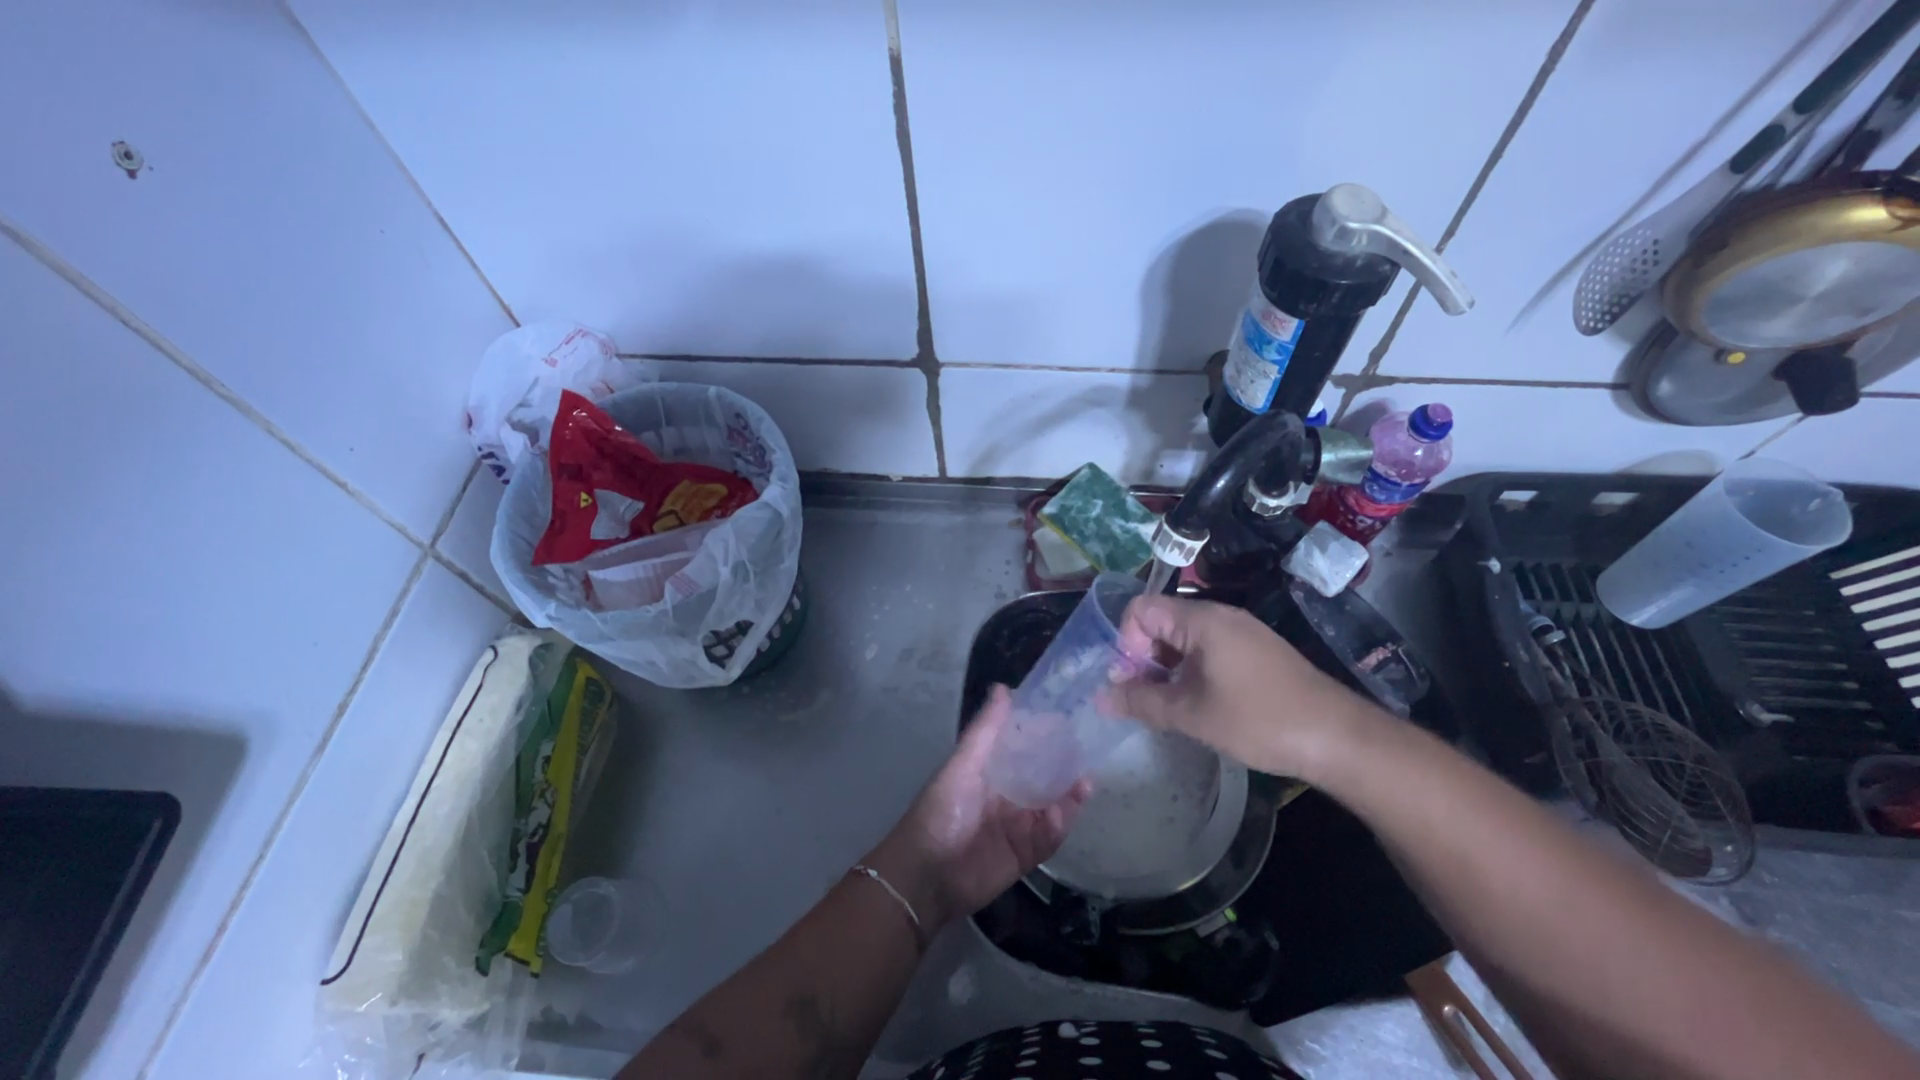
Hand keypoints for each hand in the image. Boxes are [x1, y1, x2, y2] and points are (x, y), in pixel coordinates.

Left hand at [866, 686, 1087, 930]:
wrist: (927, 875)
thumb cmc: (941, 812)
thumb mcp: (962, 766)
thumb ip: (986, 731)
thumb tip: (1003, 687)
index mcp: (990, 773)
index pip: (1025, 749)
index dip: (1047, 736)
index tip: (1071, 720)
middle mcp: (1007, 797)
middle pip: (1045, 779)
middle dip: (1066, 767)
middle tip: (1088, 752)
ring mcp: (1018, 827)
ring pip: (1053, 807)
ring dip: (1069, 796)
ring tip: (1085, 783)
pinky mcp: (1026, 856)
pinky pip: (1049, 838)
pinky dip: (1058, 826)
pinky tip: (1059, 814)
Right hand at [1111, 594, 1375, 779]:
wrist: (1337, 737)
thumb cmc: (1258, 720)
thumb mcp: (1191, 714)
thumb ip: (1141, 701)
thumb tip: (1100, 698)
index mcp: (1203, 620)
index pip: (1141, 609)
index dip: (1124, 643)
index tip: (1129, 682)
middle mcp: (1221, 617)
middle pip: (1161, 622)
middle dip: (1141, 658)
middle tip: (1141, 699)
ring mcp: (1242, 634)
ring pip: (1184, 640)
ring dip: (1166, 669)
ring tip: (1166, 707)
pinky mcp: (1256, 653)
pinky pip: (1208, 651)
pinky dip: (1190, 672)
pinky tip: (1197, 706)